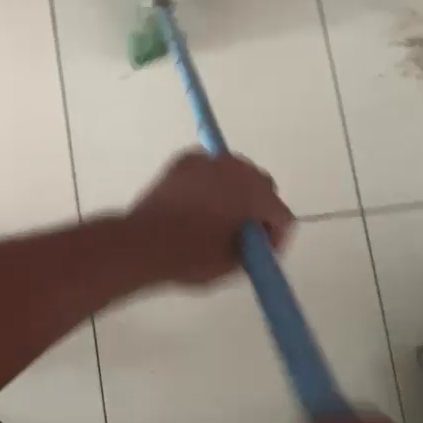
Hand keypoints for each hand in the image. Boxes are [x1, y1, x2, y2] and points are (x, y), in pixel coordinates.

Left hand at [123, 150, 294, 284]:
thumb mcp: (235, 263)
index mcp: (252, 194)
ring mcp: (205, 160)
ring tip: (221, 217)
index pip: (281, 213)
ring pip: (236, 171)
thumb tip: (258, 240)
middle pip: (261, 184)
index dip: (275, 235)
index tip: (262, 251)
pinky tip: (201, 202)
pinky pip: (210, 167)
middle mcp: (232, 169)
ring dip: (236, 190)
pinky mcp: (182, 160)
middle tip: (244, 232)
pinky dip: (212, 180)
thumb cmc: (191, 257)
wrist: (142, 242)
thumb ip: (256, 248)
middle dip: (259, 207)